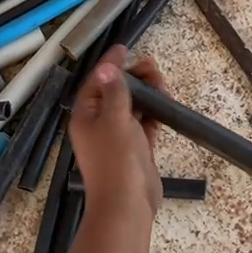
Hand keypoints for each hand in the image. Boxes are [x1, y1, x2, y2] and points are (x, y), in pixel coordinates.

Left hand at [67, 46, 164, 220]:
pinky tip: (165, 104)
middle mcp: (100, 124)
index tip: (125, 48)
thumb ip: (115, 91)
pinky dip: (154, 113)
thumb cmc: (115, 159)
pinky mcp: (136, 148)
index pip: (97, 82)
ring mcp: (119, 137)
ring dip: (147, 93)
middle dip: (134, 78)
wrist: (127, 204)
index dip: (110, 64)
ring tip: (162, 83)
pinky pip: (145, 123)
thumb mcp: (114, 119)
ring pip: (133, 106)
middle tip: (153, 67)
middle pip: (117, 92)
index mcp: (86, 115)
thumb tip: (106, 67)